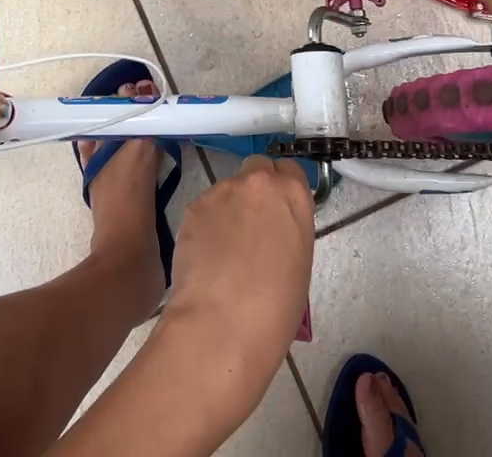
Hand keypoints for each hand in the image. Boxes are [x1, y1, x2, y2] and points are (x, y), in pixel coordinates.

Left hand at [157, 156, 313, 416]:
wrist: (222, 322)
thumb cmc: (275, 306)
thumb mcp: (299, 261)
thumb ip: (287, 228)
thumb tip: (272, 229)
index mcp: (292, 194)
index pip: (290, 170)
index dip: (283, 188)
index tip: (279, 209)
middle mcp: (257, 182)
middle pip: (257, 169)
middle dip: (255, 188)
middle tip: (252, 223)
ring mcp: (221, 191)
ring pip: (227, 188)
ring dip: (229, 207)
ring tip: (224, 247)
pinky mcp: (192, 206)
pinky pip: (205, 207)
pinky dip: (207, 223)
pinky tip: (206, 254)